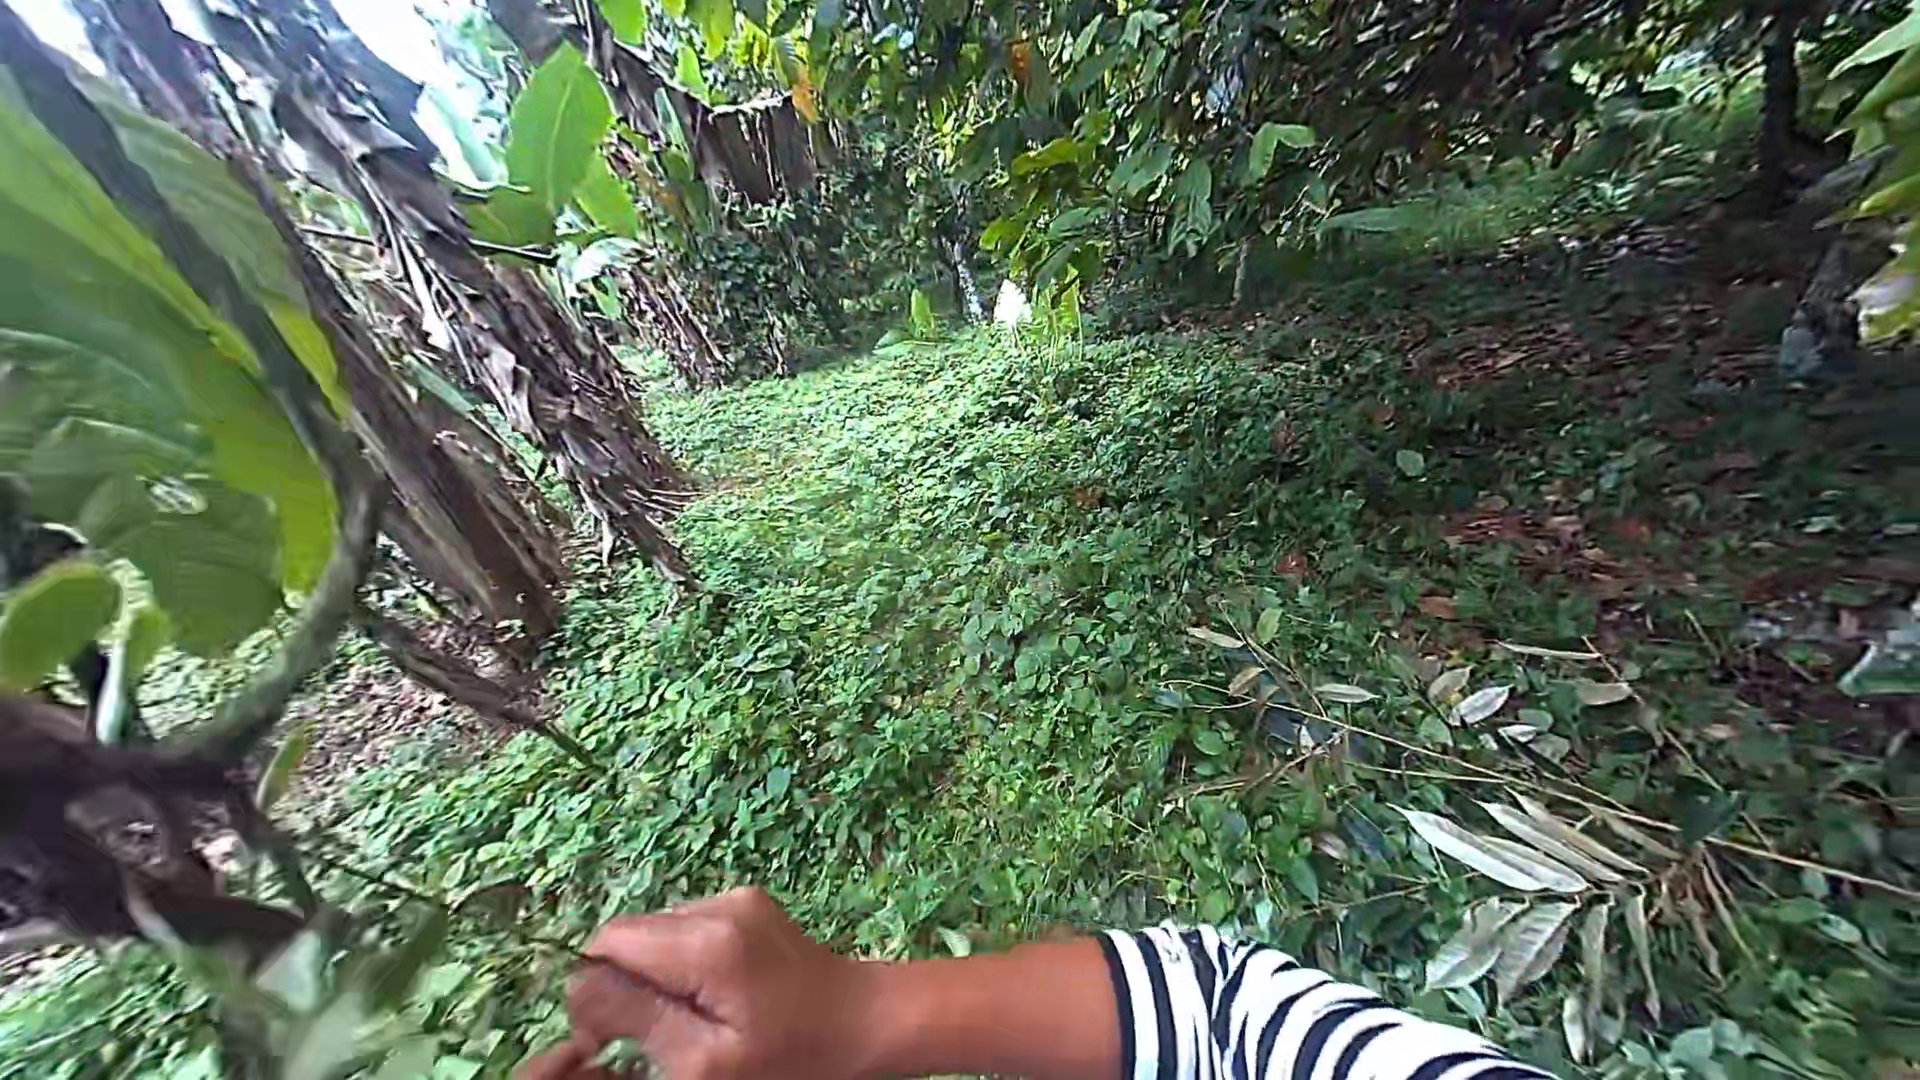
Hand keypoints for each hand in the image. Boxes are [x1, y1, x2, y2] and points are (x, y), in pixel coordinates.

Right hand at [517, 887, 881, 1079]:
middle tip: (651, 1036)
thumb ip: (638, 1018)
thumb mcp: (703, 1062)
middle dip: (624, 981)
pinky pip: (691, 926)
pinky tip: (712, 993)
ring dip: (655, 972)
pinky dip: (683, 960)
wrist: (859, 1019)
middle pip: (636, 931)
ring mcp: (739, 897)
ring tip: (689, 1016)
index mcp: (707, 940)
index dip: (596, 988)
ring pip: (661, 928)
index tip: (610, 1038)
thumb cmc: (786, 1058)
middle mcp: (721, 902)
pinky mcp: (751, 903)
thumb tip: (579, 983)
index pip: (612, 939)